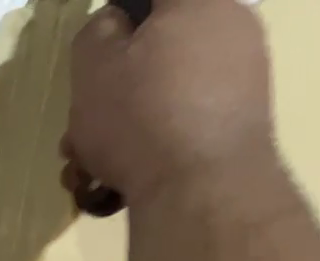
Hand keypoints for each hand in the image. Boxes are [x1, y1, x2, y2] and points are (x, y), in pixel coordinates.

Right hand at [66, 0, 278, 203]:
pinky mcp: (239, 116)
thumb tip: (113, 25)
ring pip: (162, 89)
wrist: (199, 184)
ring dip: (119, 124)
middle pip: (156, 46)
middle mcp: (231, 24)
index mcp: (198, 2)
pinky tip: (116, 177)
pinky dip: (147, 140)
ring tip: (87, 166)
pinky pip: (180, 117)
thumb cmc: (138, 117)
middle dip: (110, 87)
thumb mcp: (92, 70)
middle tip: (78, 126)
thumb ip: (96, 34)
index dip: (119, 15)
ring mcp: (241, 72)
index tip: (96, 51)